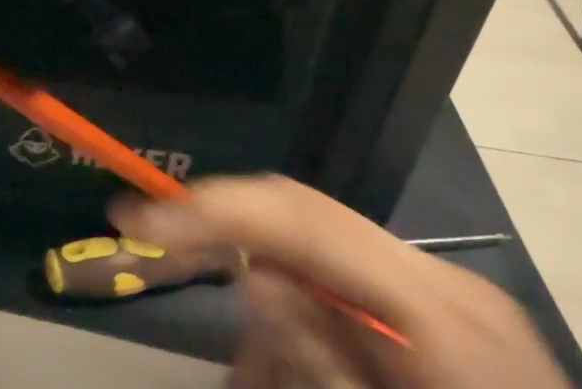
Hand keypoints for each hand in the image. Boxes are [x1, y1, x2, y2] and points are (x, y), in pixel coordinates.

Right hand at [110, 176, 566, 388]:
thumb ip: (319, 359)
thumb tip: (259, 283)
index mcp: (438, 312)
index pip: (303, 220)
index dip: (212, 209)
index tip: (136, 222)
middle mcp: (439, 285)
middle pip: (301, 222)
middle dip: (222, 242)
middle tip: (145, 249)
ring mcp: (446, 302)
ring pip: (314, 266)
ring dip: (265, 319)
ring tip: (253, 378)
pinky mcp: (445, 324)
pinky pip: (345, 301)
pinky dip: (303, 335)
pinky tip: (287, 373)